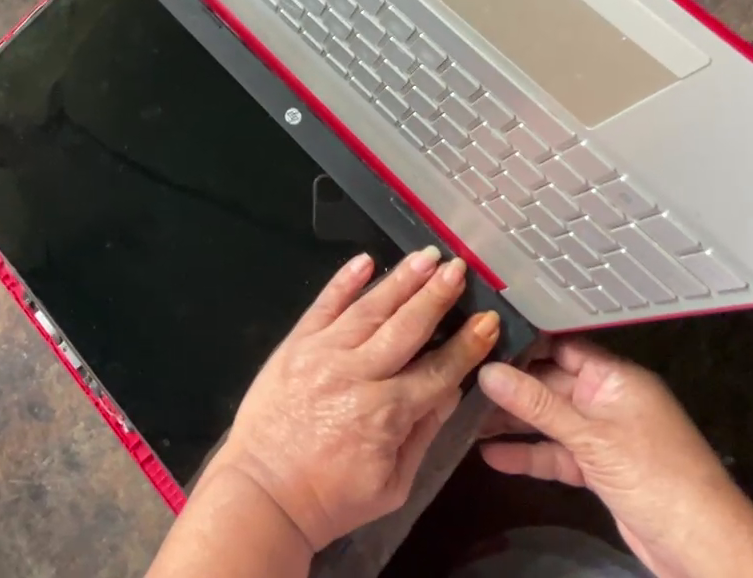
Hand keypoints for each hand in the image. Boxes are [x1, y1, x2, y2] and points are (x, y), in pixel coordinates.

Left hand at [203, 248, 499, 550]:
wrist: (264, 489)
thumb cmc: (331, 496)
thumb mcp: (394, 484)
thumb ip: (422, 432)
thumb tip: (449, 390)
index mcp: (386, 412)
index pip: (438, 370)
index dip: (466, 345)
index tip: (488, 320)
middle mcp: (356, 374)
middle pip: (406, 328)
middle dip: (436, 296)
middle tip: (459, 268)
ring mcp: (322, 353)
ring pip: (368, 309)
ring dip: (399, 280)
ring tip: (425, 257)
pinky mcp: (295, 343)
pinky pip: (323, 305)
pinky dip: (343, 281)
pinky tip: (364, 261)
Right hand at [478, 340, 752, 577]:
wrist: (709, 556)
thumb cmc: (658, 480)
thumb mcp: (592, 439)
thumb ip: (537, 405)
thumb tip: (485, 369)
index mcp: (616, 379)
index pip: (560, 346)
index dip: (521, 341)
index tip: (476, 335)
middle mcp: (608, 401)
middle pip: (549, 383)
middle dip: (508, 384)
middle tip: (459, 376)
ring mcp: (604, 436)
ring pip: (549, 420)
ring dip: (513, 421)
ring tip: (464, 415)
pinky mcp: (599, 469)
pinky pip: (556, 453)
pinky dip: (529, 454)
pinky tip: (492, 455)